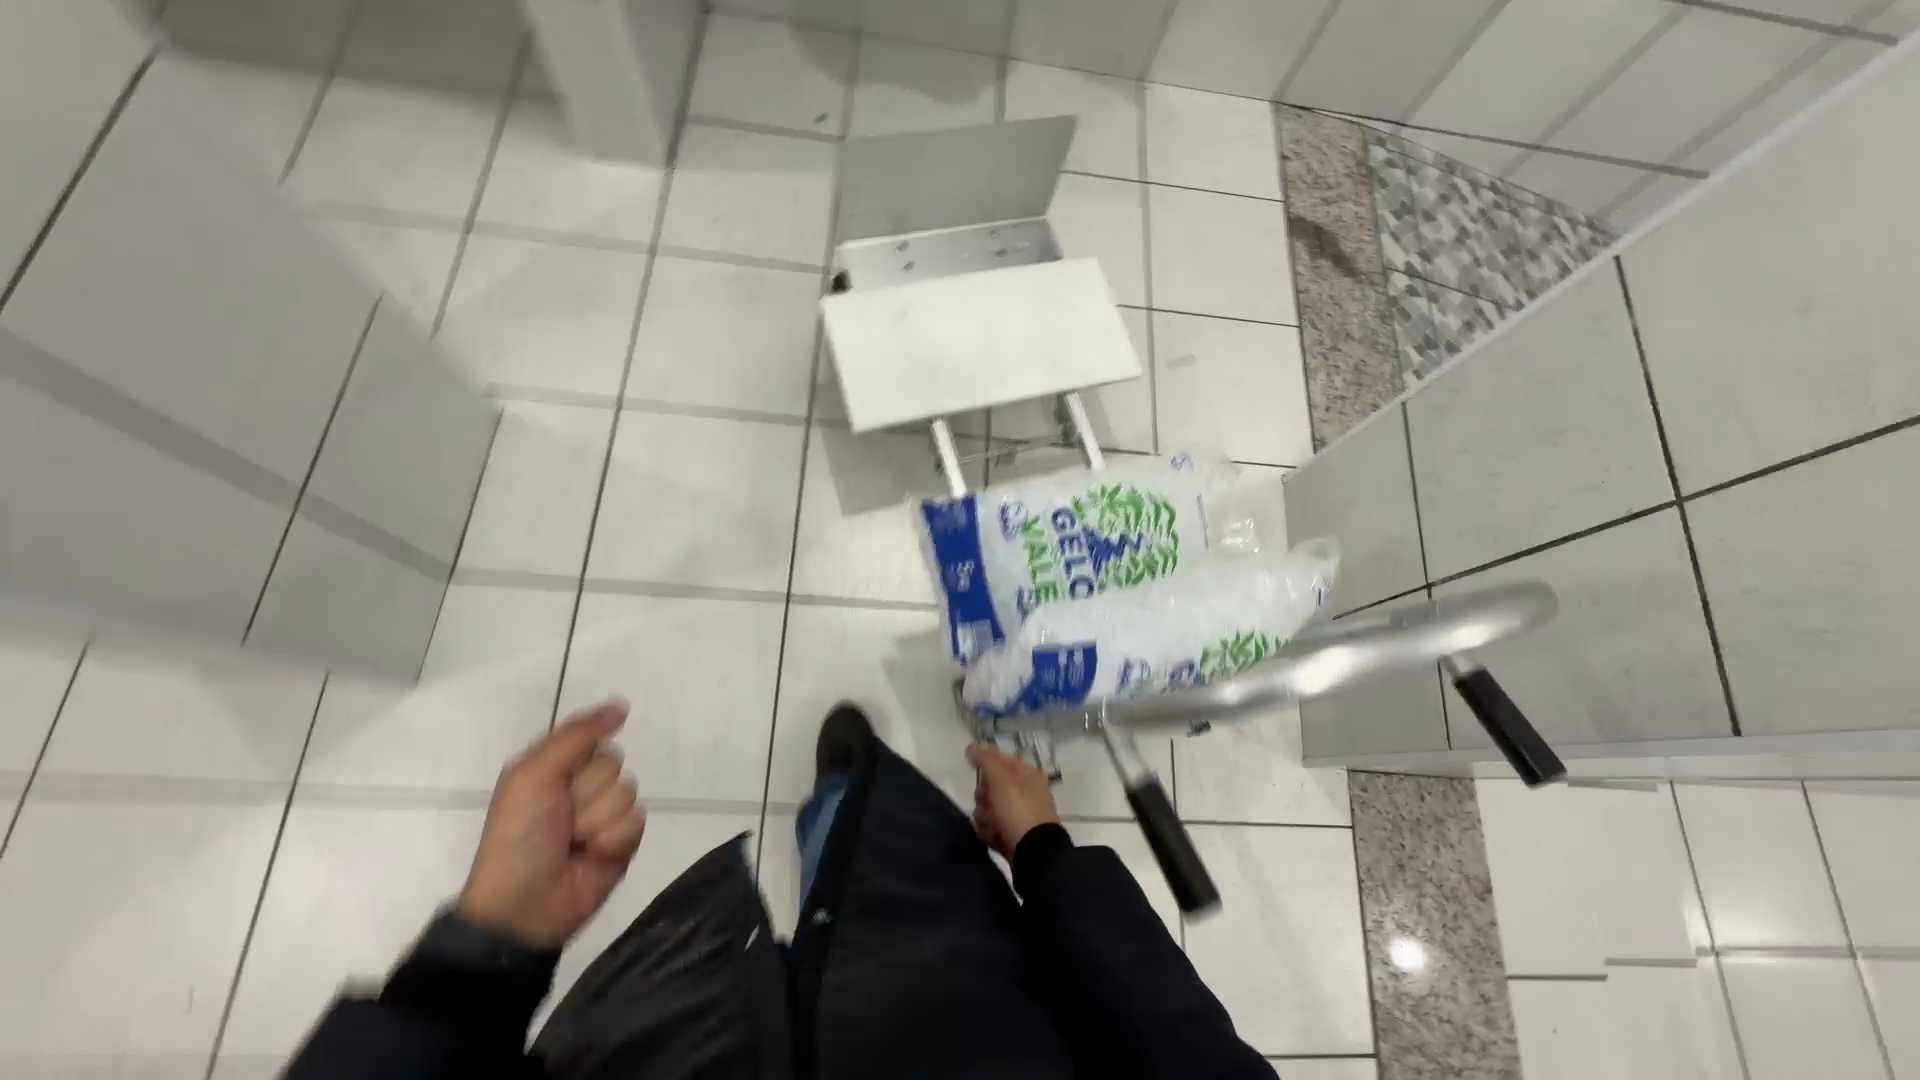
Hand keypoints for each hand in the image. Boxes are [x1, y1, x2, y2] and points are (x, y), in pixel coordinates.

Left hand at [456, 700, 646, 949]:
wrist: (524, 905)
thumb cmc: (518, 837)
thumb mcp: (532, 777)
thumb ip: (575, 736)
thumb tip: (622, 707)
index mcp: (555, 767)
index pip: (591, 737)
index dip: (580, 755)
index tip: (564, 775)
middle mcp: (583, 786)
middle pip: (613, 763)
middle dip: (587, 792)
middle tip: (561, 818)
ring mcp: (605, 814)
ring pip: (628, 792)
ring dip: (598, 820)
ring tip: (574, 842)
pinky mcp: (624, 841)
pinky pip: (637, 821)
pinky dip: (613, 839)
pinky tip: (593, 854)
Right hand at [967, 743, 1061, 859]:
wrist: (1033, 853)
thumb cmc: (1019, 810)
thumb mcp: (1002, 779)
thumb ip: (985, 759)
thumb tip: (972, 746)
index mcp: (1026, 775)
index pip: (999, 760)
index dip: (985, 764)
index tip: (975, 768)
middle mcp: (1022, 792)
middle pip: (988, 786)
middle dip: (983, 797)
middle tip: (990, 803)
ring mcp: (1016, 815)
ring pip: (985, 808)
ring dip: (985, 817)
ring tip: (994, 825)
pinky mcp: (1009, 834)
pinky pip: (989, 827)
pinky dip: (989, 832)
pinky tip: (994, 837)